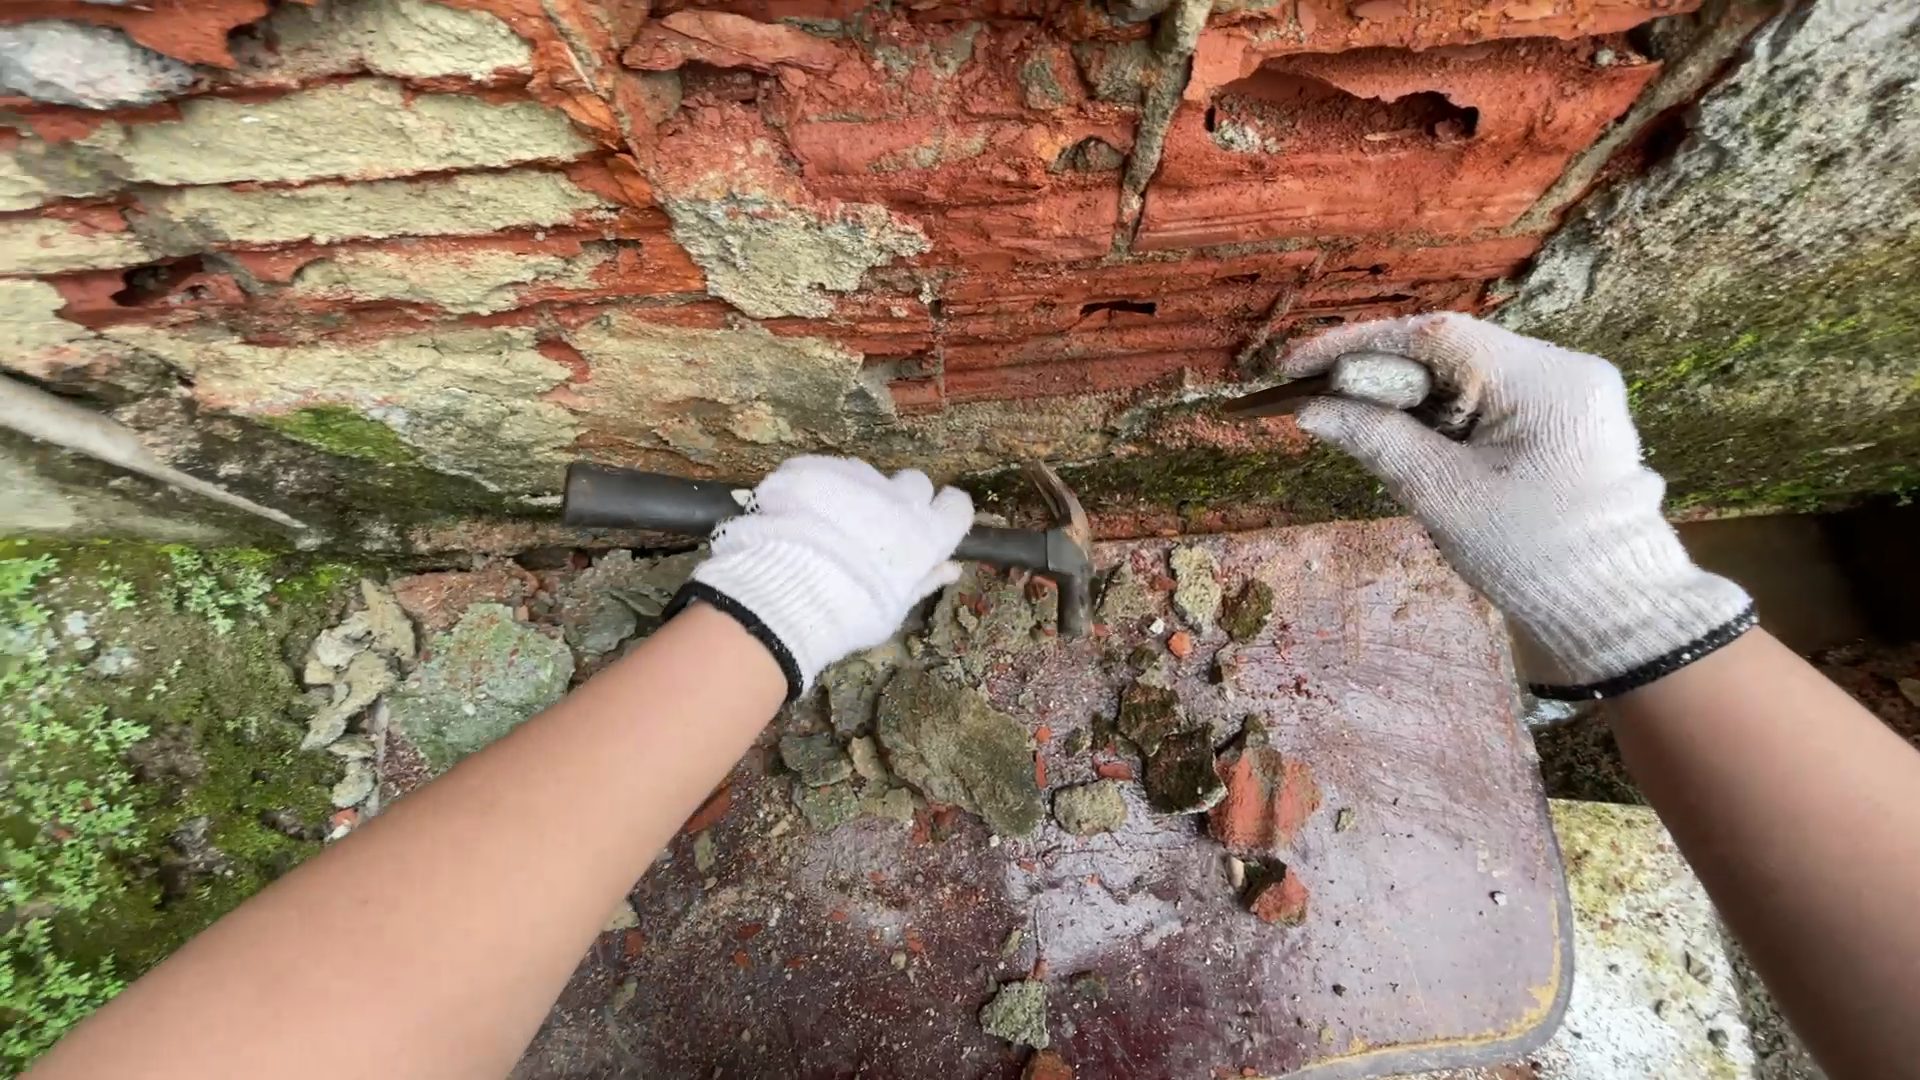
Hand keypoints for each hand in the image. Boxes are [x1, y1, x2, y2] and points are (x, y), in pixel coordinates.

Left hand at [678, 456, 973, 697]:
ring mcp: (858, 478)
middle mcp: (900, 497)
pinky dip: (819, 487)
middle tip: (878, 526)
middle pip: (915, 483)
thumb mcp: (895, 606)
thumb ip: (924, 579)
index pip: (957, 507)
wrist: (792, 588)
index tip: (933, 525)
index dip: (945, 513)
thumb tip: (951, 568)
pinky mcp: (818, 468)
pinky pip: (826, 471)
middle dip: (901, 498)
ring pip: (868, 475)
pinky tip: (799, 513)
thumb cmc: (853, 611)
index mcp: (927, 533)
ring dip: (859, 492)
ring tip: (830, 522)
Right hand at [1282, 313, 1753, 698]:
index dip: (1357, 344)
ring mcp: (1562, 394)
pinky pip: (1476, 398)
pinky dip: (1427, 413)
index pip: (1436, 336)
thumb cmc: (1529, 551)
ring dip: (1397, 394)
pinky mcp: (1554, 420)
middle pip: (1446, 351)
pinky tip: (1395, 433)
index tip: (1297, 365)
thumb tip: (1311, 410)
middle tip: (1312, 393)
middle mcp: (1561, 370)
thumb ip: (1377, 440)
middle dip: (1374, 370)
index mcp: (1546, 380)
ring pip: (1458, 375)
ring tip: (1345, 416)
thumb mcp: (1442, 494)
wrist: (1608, 606)